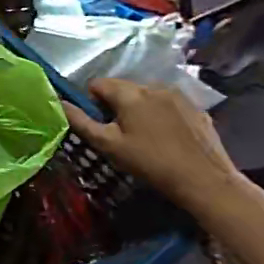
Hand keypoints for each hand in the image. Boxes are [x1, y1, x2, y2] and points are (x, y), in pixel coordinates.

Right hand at [63, 79, 243, 204]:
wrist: (205, 180)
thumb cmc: (150, 163)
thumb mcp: (109, 145)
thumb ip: (81, 122)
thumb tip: (58, 103)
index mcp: (129, 93)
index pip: (97, 84)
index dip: (91, 102)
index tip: (100, 125)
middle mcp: (153, 86)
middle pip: (123, 88)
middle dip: (115, 105)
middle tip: (120, 134)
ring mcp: (178, 95)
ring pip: (146, 95)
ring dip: (138, 109)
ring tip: (145, 137)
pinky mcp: (195, 108)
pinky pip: (167, 104)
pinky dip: (160, 115)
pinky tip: (167, 138)